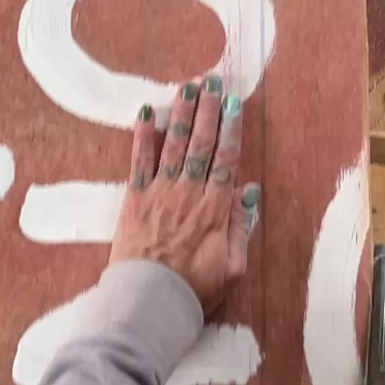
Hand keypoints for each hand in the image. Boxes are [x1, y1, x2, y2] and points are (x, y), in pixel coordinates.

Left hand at [109, 75, 259, 313]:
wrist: (148, 303)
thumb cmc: (195, 289)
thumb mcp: (232, 267)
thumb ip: (242, 228)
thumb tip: (248, 190)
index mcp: (215, 208)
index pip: (226, 158)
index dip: (230, 128)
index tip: (234, 102)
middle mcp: (189, 191)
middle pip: (201, 143)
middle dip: (208, 109)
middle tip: (212, 80)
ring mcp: (160, 191)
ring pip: (174, 144)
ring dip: (182, 113)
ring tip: (188, 87)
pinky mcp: (135, 197)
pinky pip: (139, 161)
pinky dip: (143, 136)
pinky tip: (146, 113)